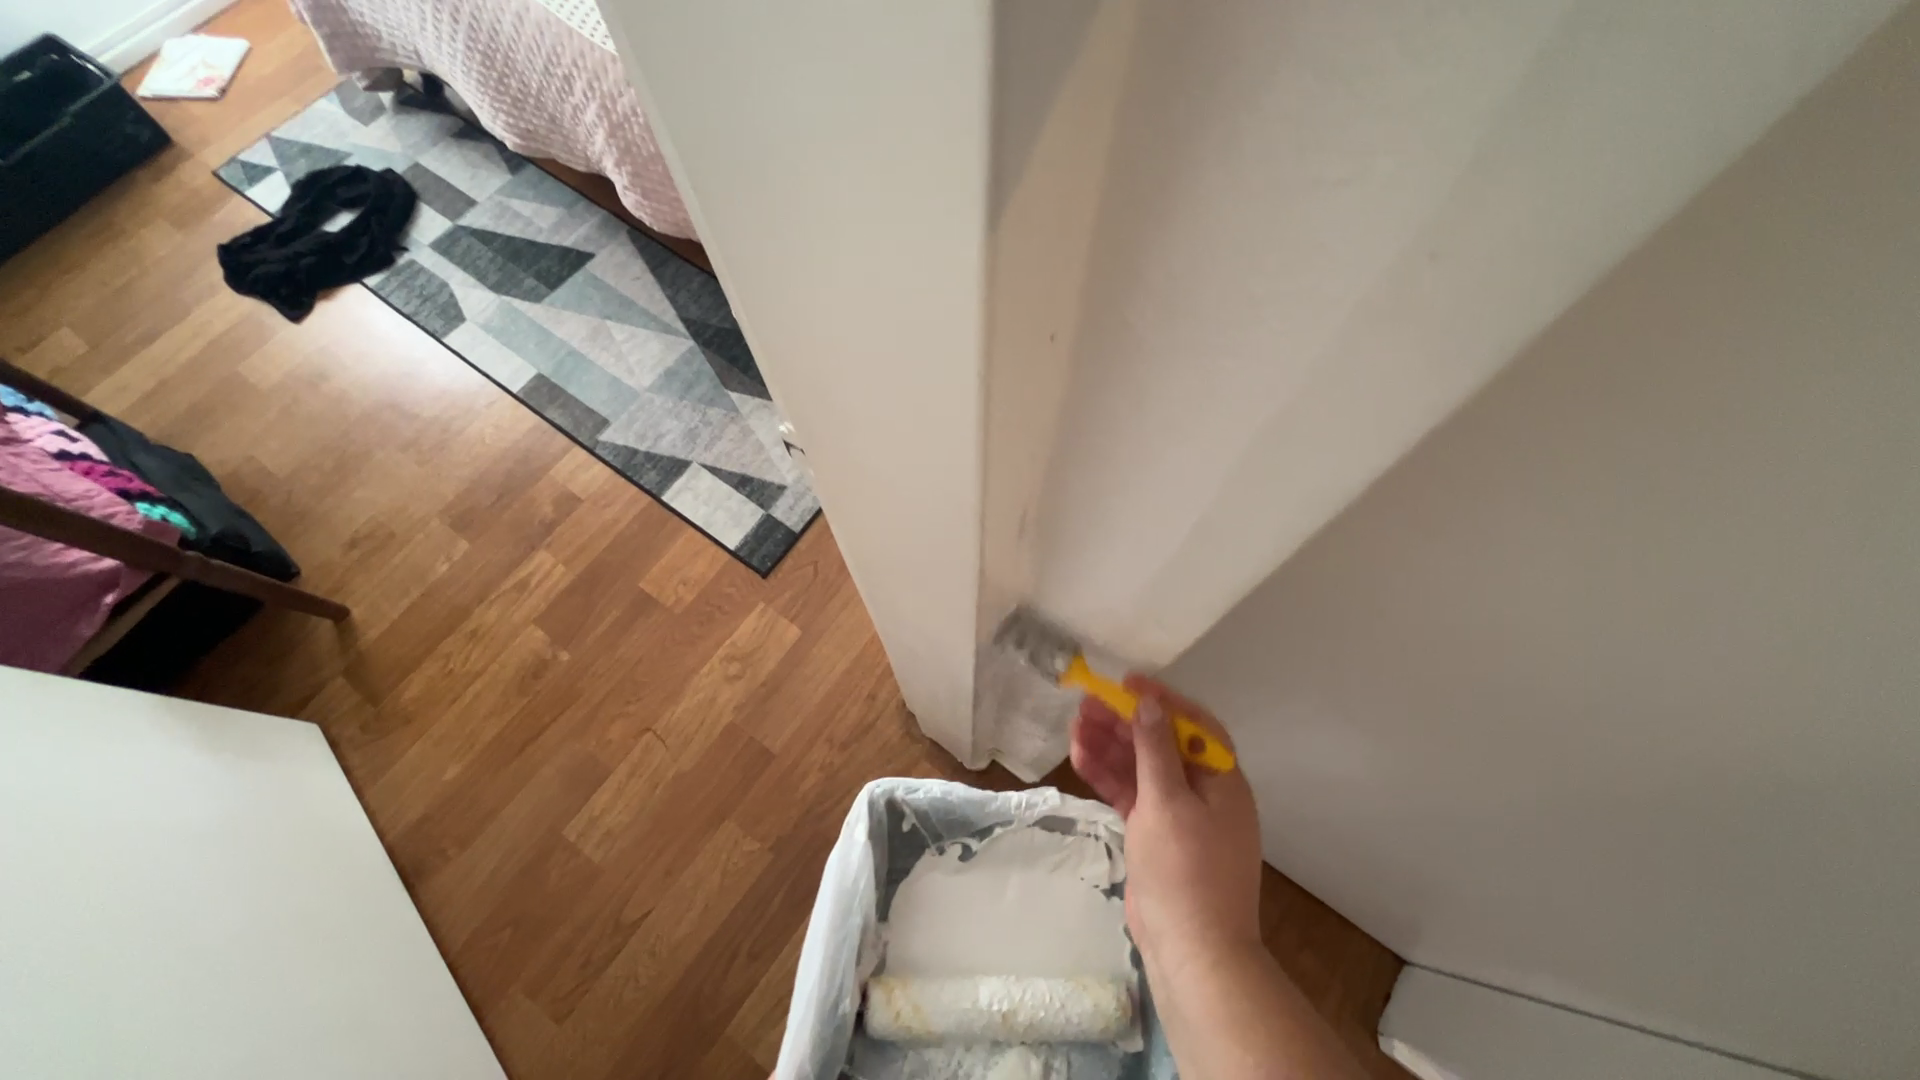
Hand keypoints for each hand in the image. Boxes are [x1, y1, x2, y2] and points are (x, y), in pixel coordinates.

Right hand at [1070, 676, 1264, 978]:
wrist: (1191, 950)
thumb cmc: (1186, 870)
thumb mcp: (1168, 802)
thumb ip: (1155, 750)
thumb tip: (1150, 704)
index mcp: (1222, 780)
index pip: (1193, 726)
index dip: (1161, 701)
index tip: (1125, 683)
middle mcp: (1203, 792)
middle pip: (1161, 745)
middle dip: (1125, 723)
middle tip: (1086, 704)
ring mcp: (1178, 816)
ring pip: (1141, 770)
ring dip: (1110, 747)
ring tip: (1074, 726)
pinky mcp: (1155, 836)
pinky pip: (1132, 796)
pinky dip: (1109, 777)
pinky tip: (1080, 758)